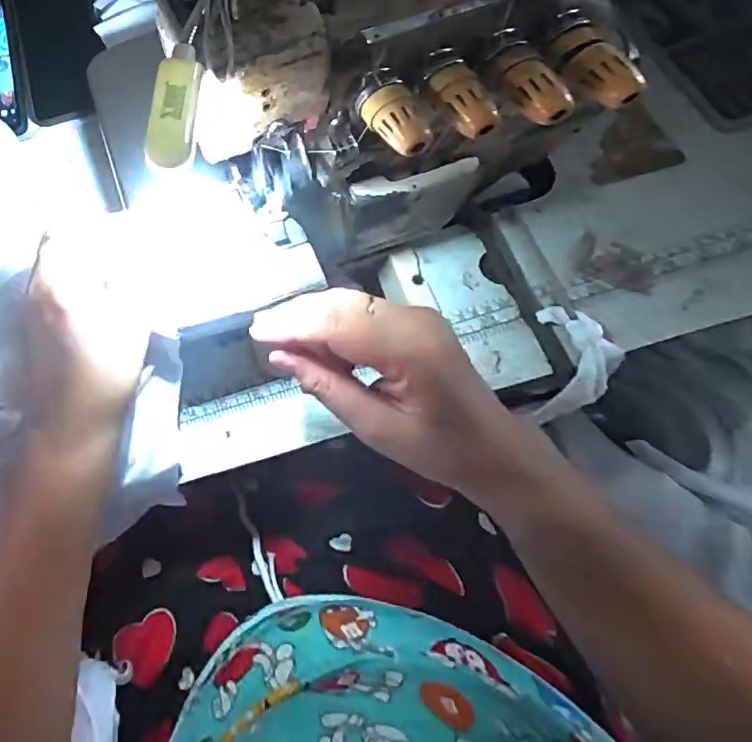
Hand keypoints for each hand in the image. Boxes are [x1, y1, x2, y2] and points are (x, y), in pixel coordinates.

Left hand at [19, 231, 149, 459]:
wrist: (72, 423)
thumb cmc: (108, 371)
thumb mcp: (132, 317)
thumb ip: (128, 275)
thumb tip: (125, 249)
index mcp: (58, 284)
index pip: (60, 232)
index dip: (86, 228)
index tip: (109, 234)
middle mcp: (34, 291)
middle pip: (51, 249)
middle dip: (80, 245)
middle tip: (109, 257)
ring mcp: (26, 310)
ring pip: (47, 270)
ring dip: (71, 267)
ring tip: (101, 280)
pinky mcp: (26, 328)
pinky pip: (44, 290)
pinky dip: (64, 286)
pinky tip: (87, 304)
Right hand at [250, 289, 569, 508]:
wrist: (494, 448)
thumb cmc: (439, 449)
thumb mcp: (376, 428)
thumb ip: (326, 387)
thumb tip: (280, 357)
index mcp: (410, 348)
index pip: (338, 323)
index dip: (293, 324)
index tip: (256, 332)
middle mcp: (413, 319)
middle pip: (341, 304)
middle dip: (296, 314)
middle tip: (260, 329)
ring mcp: (415, 314)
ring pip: (348, 302)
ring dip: (311, 316)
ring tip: (278, 336)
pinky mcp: (413, 319)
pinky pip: (361, 311)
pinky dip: (332, 322)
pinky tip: (313, 341)